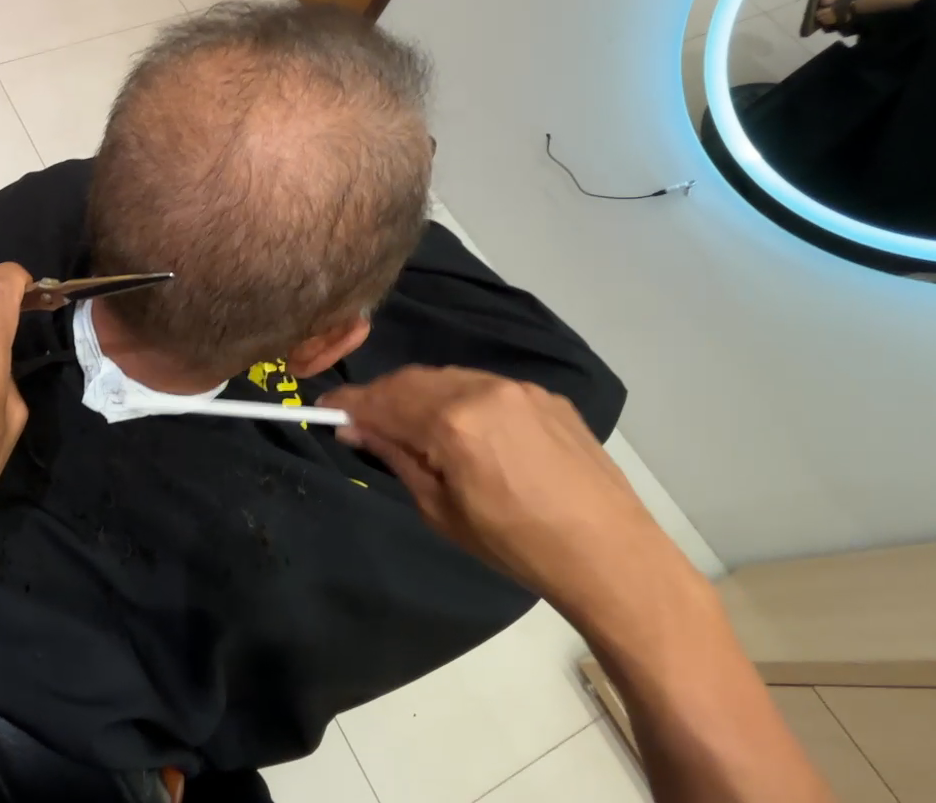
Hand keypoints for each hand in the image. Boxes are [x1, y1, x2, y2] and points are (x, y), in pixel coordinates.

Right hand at [317, 368, 690, 620]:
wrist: (611, 555)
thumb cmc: (515, 544)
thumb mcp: (439, 509)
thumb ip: (394, 457)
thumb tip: (354, 428)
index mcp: (452, 423)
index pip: (380, 400)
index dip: (346, 403)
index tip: (324, 409)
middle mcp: (482, 391)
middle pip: (409, 381)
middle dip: (380, 398)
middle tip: (362, 423)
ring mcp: (518, 389)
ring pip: (445, 379)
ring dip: (417, 396)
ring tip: (410, 426)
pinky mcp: (545, 397)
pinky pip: (483, 387)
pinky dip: (457, 400)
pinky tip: (462, 430)